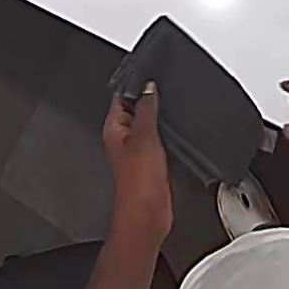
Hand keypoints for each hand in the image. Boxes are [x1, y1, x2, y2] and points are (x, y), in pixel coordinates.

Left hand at [102, 84, 172, 246]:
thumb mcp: (144, 137)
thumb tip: (147, 87)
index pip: (121, 96)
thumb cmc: (138, 184)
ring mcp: (137, 148)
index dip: (133, 83)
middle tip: (163, 87)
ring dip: (157, 117)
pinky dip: (165, 132)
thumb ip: (147, 109)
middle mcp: (123, 137)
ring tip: (169, 107)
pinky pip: (158, 138)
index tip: (147, 72)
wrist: (147, 216)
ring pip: (148, 123)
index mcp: (114, 128)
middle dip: (148, 99)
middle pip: (135, 108)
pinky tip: (173, 129)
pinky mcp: (151, 160)